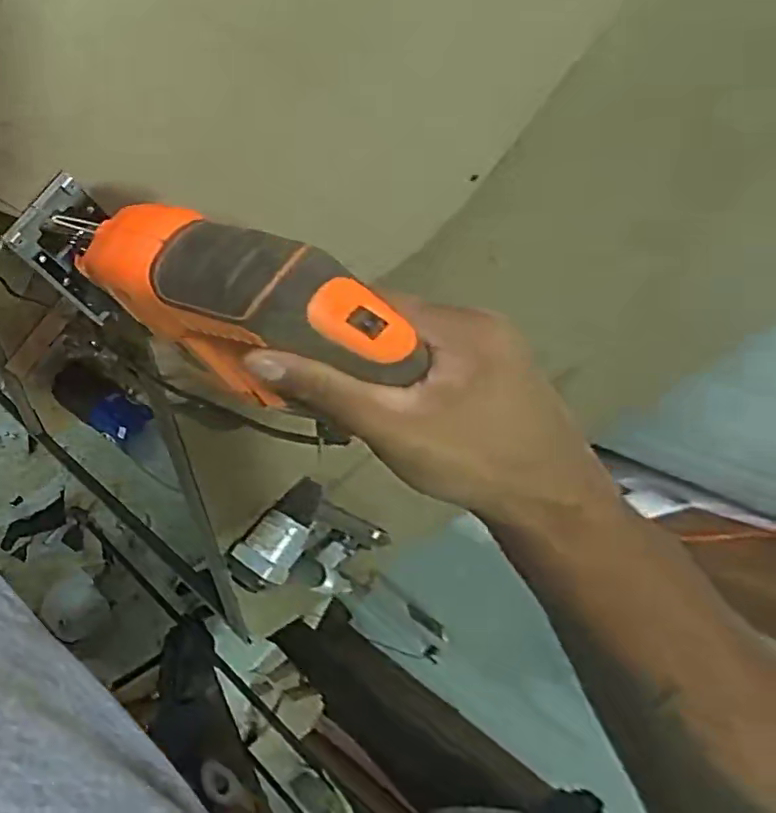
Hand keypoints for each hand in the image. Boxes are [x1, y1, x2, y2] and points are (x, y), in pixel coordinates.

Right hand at [243, 298, 619, 526]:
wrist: (558, 513)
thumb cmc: (474, 463)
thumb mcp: (388, 424)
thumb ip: (322, 386)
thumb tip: (255, 357)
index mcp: (461, 325)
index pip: (369, 299)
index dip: (321, 316)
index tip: (284, 339)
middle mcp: (476, 323)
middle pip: (383, 319)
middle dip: (341, 345)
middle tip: (308, 375)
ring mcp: (488, 346)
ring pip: (399, 339)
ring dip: (364, 362)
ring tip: (339, 393)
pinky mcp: (489, 368)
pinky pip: (420, 354)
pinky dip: (390, 371)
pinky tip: (378, 400)